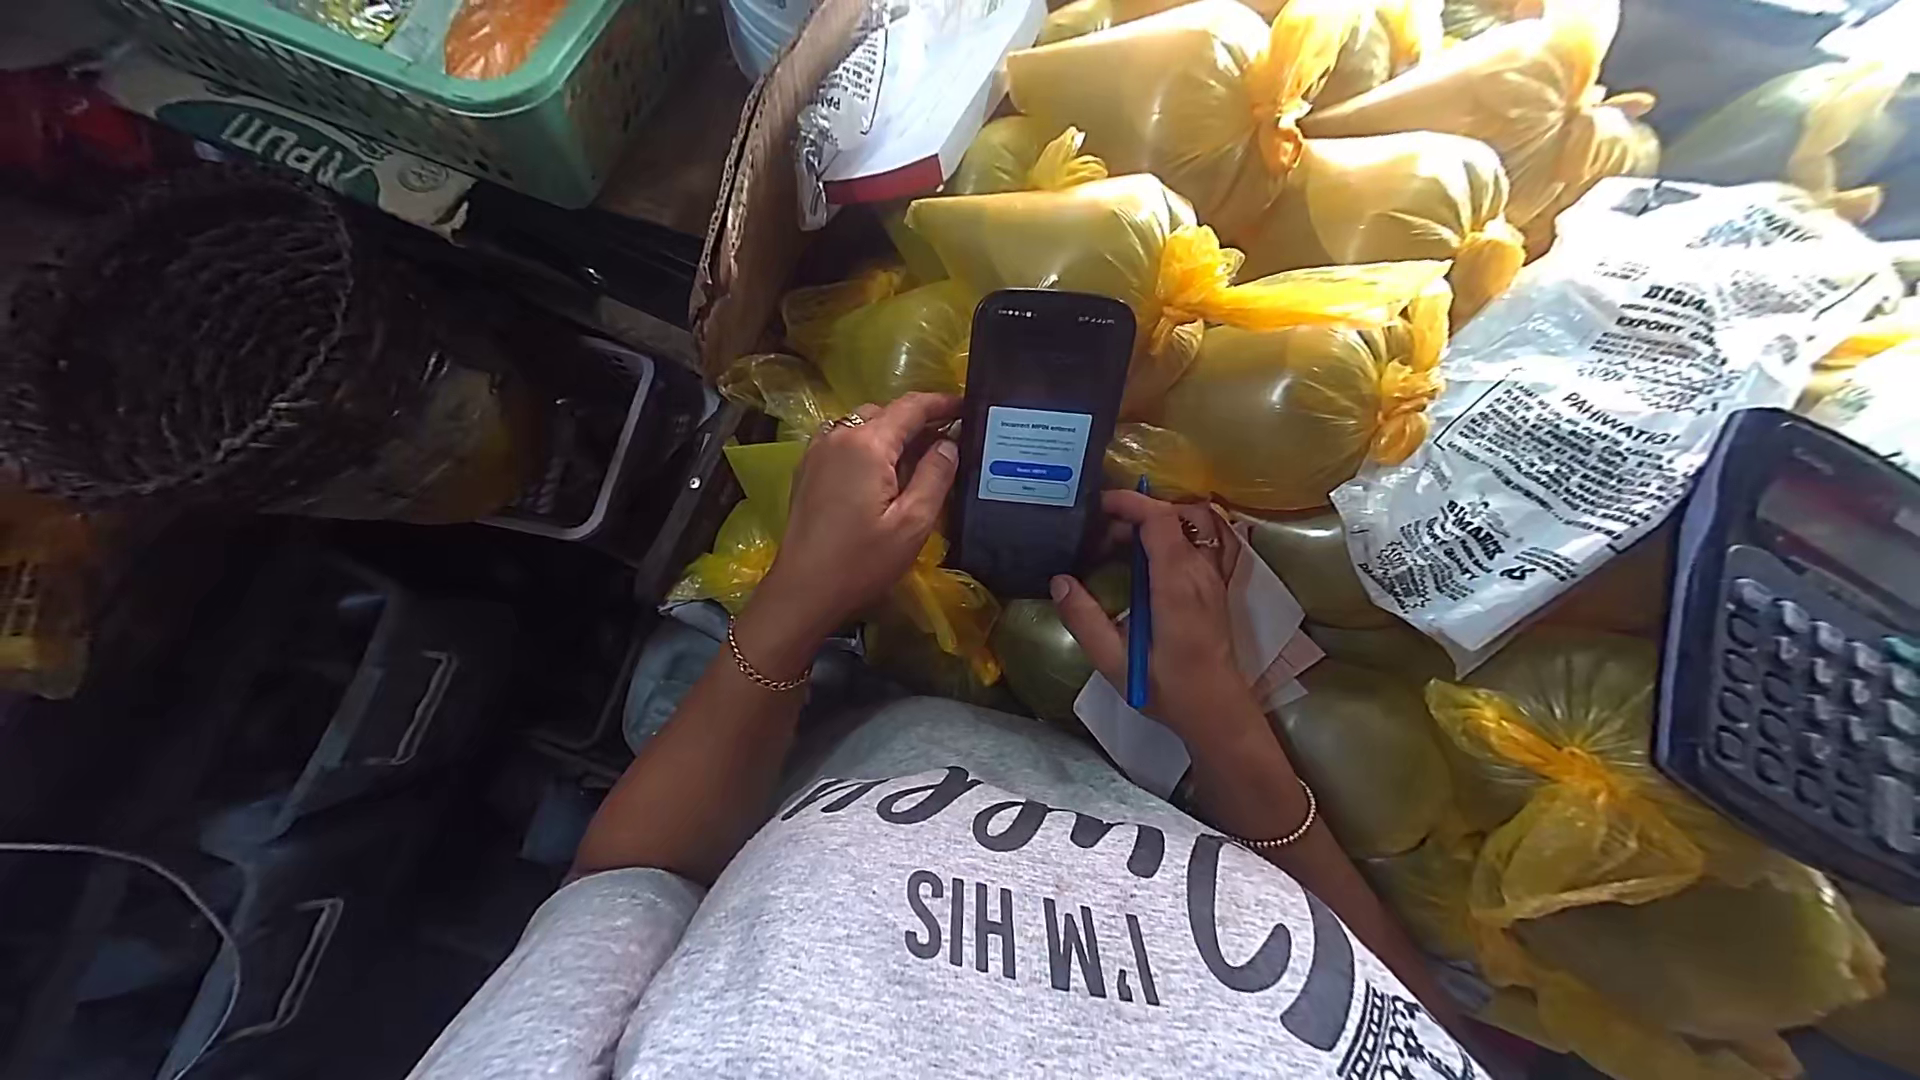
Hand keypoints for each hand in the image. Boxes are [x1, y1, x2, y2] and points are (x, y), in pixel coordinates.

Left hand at [748, 392, 961, 650]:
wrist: (804, 590)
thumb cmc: (863, 561)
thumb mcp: (913, 523)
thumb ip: (936, 475)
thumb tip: (948, 443)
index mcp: (867, 444)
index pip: (911, 407)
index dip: (942, 403)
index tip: (966, 407)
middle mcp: (838, 437)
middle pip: (885, 412)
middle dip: (918, 420)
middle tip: (947, 440)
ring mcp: (817, 452)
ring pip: (862, 424)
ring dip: (891, 431)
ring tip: (916, 456)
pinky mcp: (807, 470)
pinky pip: (843, 440)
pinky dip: (867, 444)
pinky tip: (879, 471)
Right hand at [1050, 490, 1266, 744]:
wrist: (1216, 711)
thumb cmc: (1167, 689)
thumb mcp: (1115, 661)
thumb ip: (1085, 620)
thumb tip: (1060, 581)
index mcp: (1176, 585)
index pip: (1160, 520)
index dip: (1129, 503)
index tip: (1099, 505)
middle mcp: (1201, 572)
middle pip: (1174, 516)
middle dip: (1135, 514)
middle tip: (1101, 537)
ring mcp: (1214, 576)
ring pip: (1194, 523)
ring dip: (1159, 519)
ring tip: (1127, 540)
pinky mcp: (1217, 585)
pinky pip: (1207, 538)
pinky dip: (1182, 530)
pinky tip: (1158, 548)